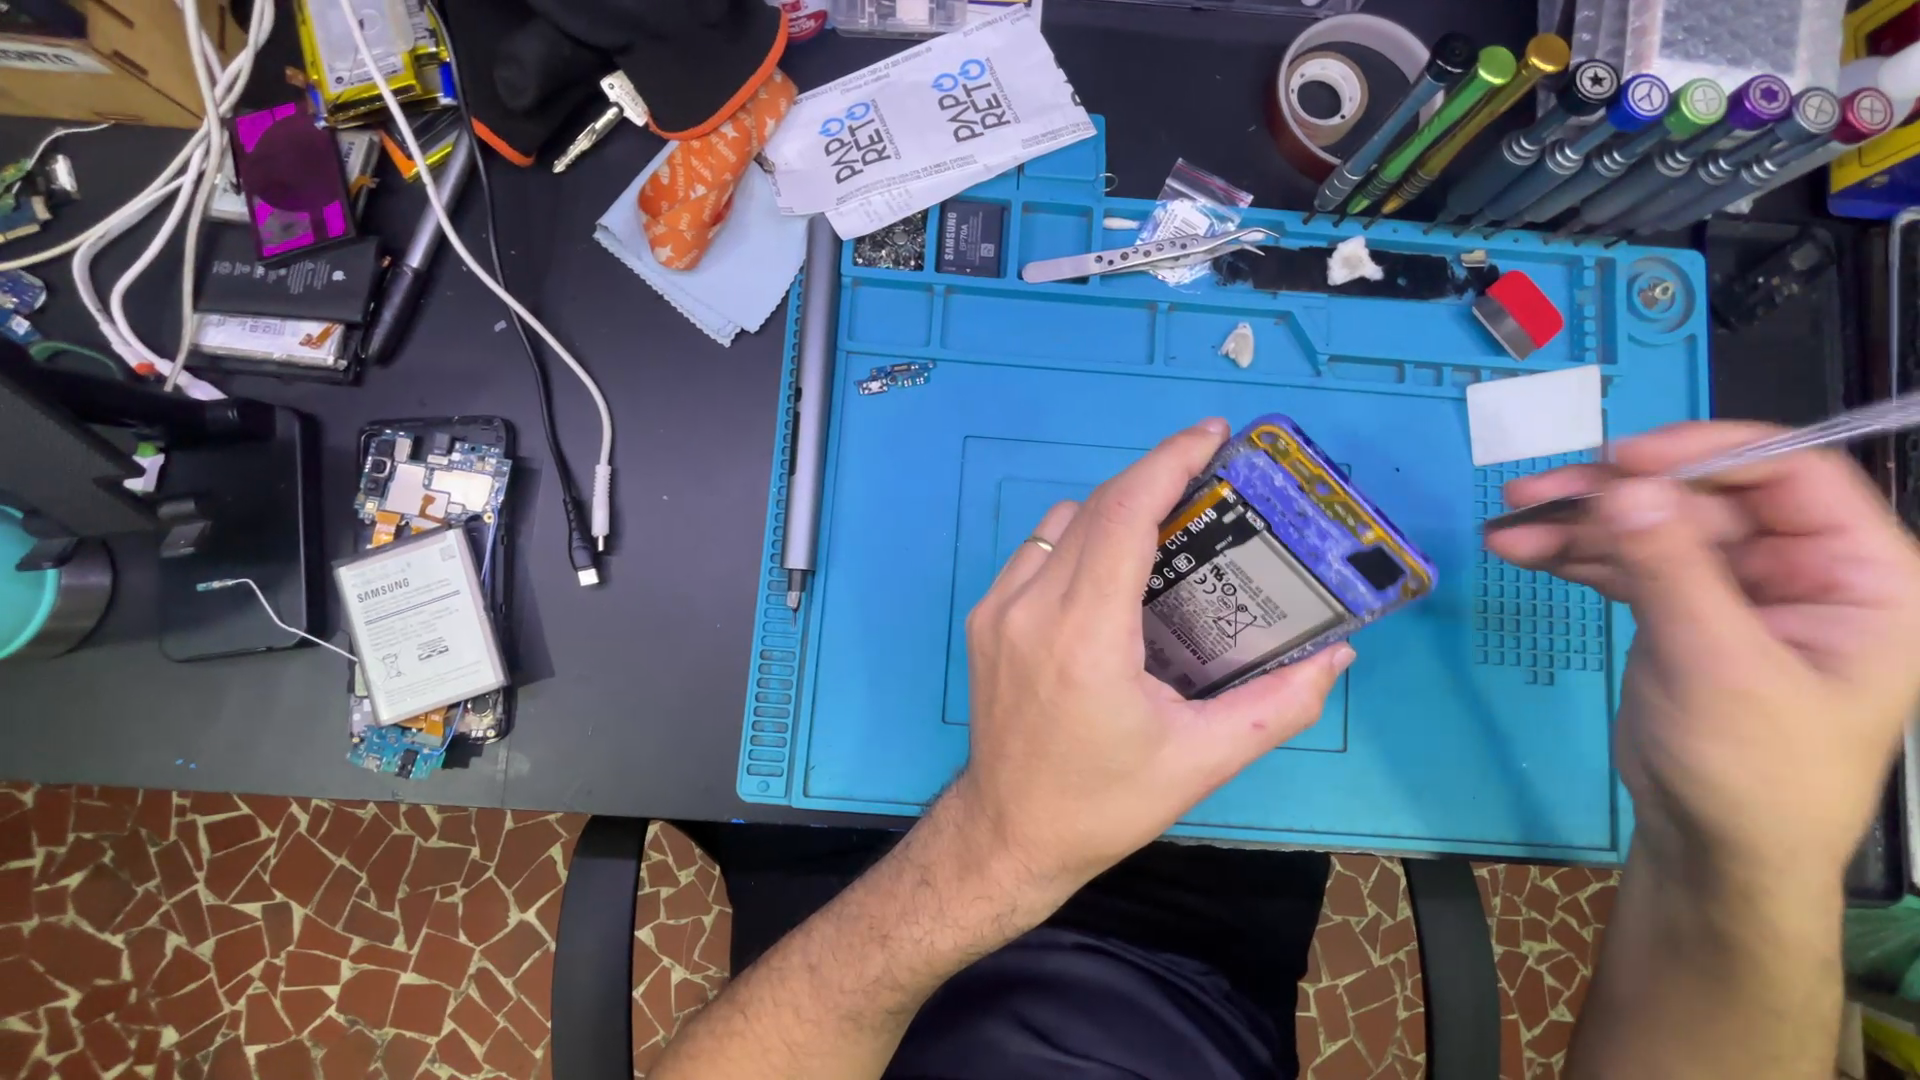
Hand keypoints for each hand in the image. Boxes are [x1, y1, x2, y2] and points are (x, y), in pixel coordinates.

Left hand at [952, 418, 1353, 895]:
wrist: (1009, 832)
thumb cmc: (1104, 802)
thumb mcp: (1202, 761)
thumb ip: (1277, 705)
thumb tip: (1337, 656)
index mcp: (1085, 635)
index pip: (1125, 516)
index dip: (1169, 462)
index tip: (1211, 433)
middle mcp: (1031, 608)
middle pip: (1096, 508)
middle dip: (1153, 478)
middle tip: (1207, 477)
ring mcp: (998, 610)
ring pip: (1060, 524)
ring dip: (1113, 511)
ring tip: (1164, 529)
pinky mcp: (984, 620)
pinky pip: (1035, 552)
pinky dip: (1077, 541)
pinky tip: (1109, 573)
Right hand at [1486, 422, 1919, 885]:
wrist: (1713, 842)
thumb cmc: (1751, 764)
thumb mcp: (1714, 663)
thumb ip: (1673, 569)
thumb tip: (1624, 488)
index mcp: (1855, 574)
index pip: (1788, 476)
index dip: (1704, 455)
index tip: (1618, 460)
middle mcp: (1795, 569)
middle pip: (1696, 500)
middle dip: (1609, 497)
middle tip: (1528, 494)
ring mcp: (1730, 589)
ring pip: (1648, 530)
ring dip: (1574, 527)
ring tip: (1505, 529)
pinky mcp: (1676, 611)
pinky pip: (1622, 564)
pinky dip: (1571, 557)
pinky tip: (1521, 553)